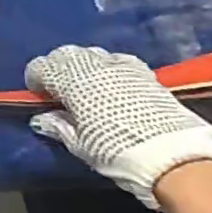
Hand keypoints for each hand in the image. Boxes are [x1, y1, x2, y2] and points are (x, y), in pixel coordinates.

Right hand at [24, 46, 211, 208]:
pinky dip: (109, 67)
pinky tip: (112, 83)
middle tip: (59, 89)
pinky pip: (119, 60)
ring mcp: (122, 69)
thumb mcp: (79, 144)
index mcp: (71, 83)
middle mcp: (95, 68)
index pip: (41, 67)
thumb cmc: (117, 151)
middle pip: (66, 54)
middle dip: (58, 67)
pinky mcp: (146, 75)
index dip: (35, 79)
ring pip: (92, 53)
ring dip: (83, 65)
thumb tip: (42, 119)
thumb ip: (58, 126)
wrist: (176, 159)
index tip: (39, 96)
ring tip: (86, 85)